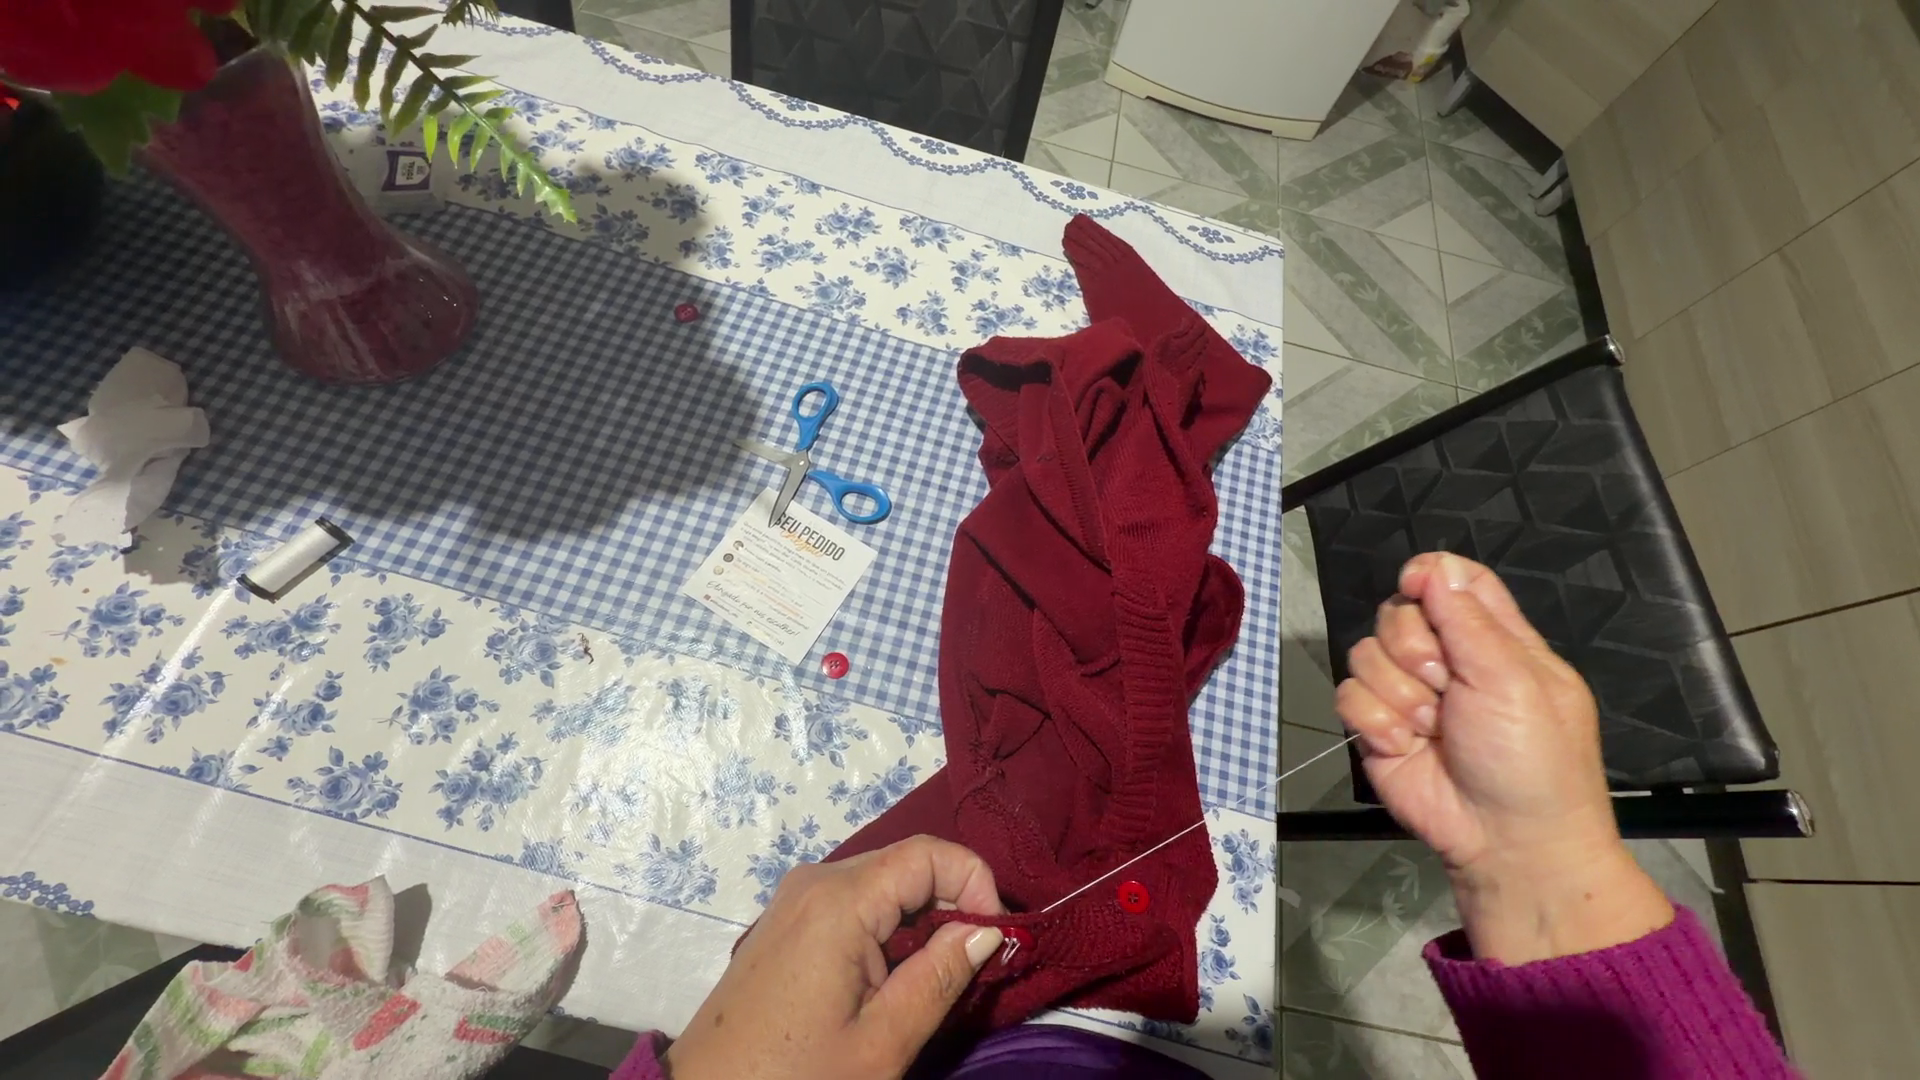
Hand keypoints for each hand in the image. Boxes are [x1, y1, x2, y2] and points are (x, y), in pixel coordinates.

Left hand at [666, 835, 1007, 1079]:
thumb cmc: (795, 1078)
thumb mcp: (880, 1044)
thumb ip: (940, 977)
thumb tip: (989, 929)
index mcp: (840, 898)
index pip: (928, 853)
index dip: (975, 882)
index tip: (999, 936)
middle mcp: (817, 879)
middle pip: (906, 864)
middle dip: (954, 899)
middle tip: (982, 958)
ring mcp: (797, 896)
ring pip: (883, 882)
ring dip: (924, 915)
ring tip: (945, 970)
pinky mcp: (788, 919)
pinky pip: (855, 900)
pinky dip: (890, 924)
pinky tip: (899, 971)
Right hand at [1334, 552, 1670, 962]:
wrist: (1504, 840)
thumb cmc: (1532, 758)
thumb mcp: (1514, 682)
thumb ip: (1470, 621)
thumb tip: (1433, 567)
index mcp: (1493, 640)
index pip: (1454, 581)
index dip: (1429, 575)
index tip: (1416, 586)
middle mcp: (1444, 659)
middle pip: (1396, 613)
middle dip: (1412, 648)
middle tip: (1444, 685)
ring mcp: (1405, 691)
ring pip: (1365, 654)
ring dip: (1398, 694)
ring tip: (1431, 728)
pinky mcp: (1375, 724)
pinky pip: (1349, 696)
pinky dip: (1375, 721)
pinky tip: (1404, 744)